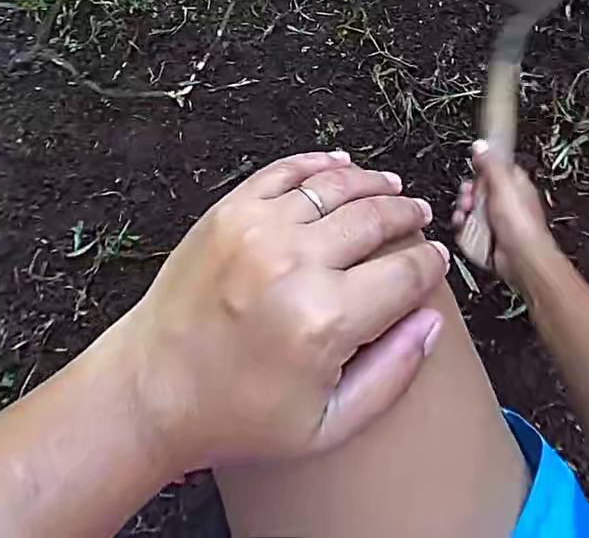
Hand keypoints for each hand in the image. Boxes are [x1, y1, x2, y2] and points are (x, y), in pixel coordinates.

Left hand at [110, 151, 449, 473]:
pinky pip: (286, 171)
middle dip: (407, 215)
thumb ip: (391, 374)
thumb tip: (431, 322)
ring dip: (373, 183)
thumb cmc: (238, 413)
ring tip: (391, 186)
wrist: (152, 386)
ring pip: (336, 186)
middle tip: (419, 216)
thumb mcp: (325, 425)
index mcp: (324, 320)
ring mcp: (259, 228)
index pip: (404, 274)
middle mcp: (294, 263)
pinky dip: (320, 163)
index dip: (430, 263)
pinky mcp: (231, 210)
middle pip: (375, 219)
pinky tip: (342, 164)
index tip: (436, 258)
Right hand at [453, 140, 556, 291]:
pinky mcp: (486, 235)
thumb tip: (481, 144)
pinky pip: (467, 226)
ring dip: (464, 211)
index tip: (475, 173)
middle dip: (468, 193)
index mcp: (514, 183)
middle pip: (476, 188)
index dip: (480, 170)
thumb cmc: (521, 224)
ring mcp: (495, 219)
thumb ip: (490, 163)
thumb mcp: (503, 183)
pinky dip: (464, 227)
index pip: (492, 168)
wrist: (521, 258)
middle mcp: (505, 200)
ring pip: (470, 208)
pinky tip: (465, 227)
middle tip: (470, 198)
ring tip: (467, 214)